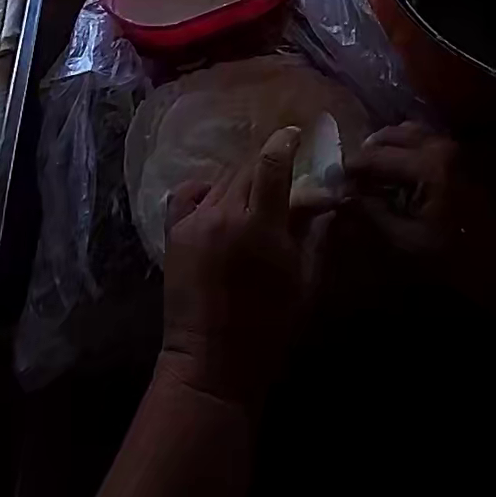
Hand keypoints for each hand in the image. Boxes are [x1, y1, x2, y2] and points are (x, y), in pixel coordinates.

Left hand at [159, 126, 316, 412]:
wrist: (211, 363)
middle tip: (281, 169)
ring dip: (240, 180)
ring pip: (220, 181)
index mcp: (260, 226)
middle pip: (245, 168)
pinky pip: (189, 193)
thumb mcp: (302, 280)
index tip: (295, 134)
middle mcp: (223, 213)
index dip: (285, 142)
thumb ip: (310, 232)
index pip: (271, 164)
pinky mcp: (173, 231)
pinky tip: (216, 201)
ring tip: (252, 193)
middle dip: (266, 163)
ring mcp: (193, 220)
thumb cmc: (268, 329)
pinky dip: (205, 190)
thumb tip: (321, 198)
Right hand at [344, 121, 495, 315]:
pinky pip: (443, 146)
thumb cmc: (473, 267)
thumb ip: (373, 216)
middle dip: (373, 151)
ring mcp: (472, 150)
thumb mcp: (412, 246)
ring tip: (386, 174)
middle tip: (359, 174)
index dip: (351, 168)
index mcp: (428, 164)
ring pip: (421, 135)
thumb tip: (346, 196)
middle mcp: (449, 145)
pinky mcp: (487, 160)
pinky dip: (422, 153)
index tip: (338, 182)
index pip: (374, 156)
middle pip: (397, 134)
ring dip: (397, 149)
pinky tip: (419, 178)